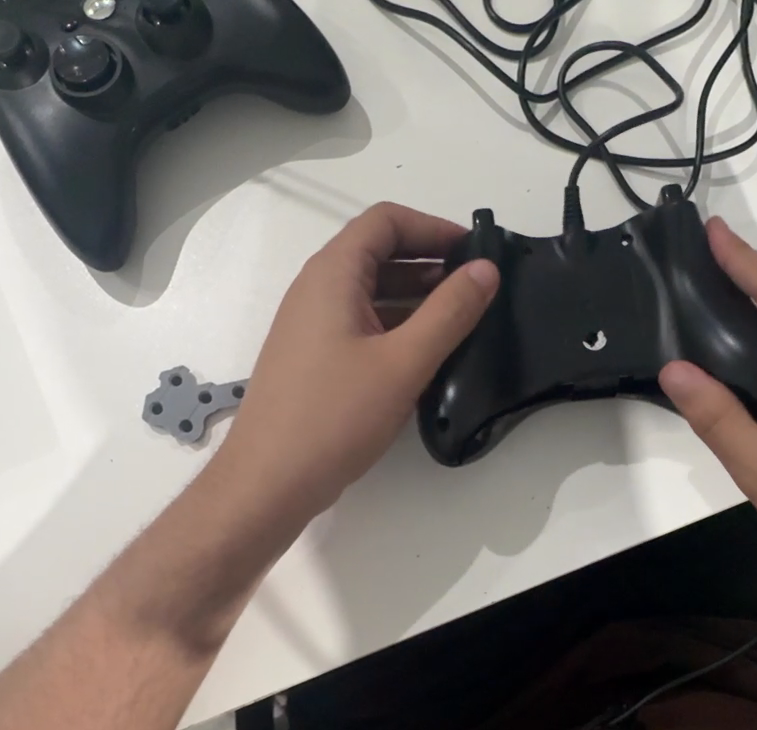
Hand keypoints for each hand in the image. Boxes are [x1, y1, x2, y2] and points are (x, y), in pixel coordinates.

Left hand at [212, 203, 497, 524]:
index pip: (385, 221)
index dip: (434, 228)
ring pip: (369, 294)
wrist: (270, 481)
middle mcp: (316, 291)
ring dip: (414, 299)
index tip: (474, 255)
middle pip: (377, 254)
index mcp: (332, 275)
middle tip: (476, 291)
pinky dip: (395, 329)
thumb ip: (449, 313)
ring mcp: (311, 328)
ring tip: (460, 325)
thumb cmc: (334, 417)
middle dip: (429, 264)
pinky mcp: (313, 361)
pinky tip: (424, 358)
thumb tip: (485, 270)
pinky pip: (360, 327)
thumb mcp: (403, 363)